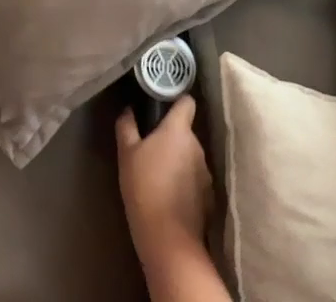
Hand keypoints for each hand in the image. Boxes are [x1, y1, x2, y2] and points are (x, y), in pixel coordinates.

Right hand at [115, 95, 210, 254]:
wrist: (167, 235)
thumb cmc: (143, 186)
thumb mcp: (126, 153)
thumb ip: (127, 126)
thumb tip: (128, 109)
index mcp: (178, 131)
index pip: (187, 103)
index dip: (177, 100)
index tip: (164, 103)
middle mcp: (197, 146)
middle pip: (186, 132)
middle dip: (171, 136)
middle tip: (150, 147)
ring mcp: (206, 172)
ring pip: (191, 156)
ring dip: (179, 159)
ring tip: (159, 173)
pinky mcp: (209, 195)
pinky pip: (195, 178)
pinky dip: (185, 181)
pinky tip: (170, 193)